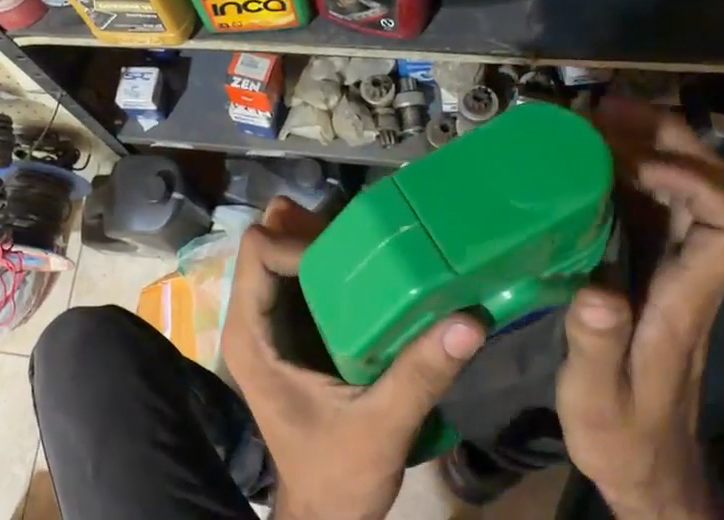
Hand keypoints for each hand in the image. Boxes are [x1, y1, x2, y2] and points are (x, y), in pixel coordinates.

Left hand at [222, 198, 486, 519]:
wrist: (326, 517)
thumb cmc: (339, 475)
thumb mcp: (382, 426)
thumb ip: (420, 374)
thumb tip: (470, 319)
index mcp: (253, 337)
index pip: (258, 254)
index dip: (298, 243)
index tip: (351, 258)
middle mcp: (254, 322)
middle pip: (268, 247)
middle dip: (314, 233)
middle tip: (369, 233)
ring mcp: (273, 327)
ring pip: (286, 259)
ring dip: (324, 245)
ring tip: (375, 241)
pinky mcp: (296, 335)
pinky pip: (306, 282)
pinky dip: (333, 268)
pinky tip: (372, 268)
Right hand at [558, 98, 723, 518]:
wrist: (645, 463)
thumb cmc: (622, 433)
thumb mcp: (597, 399)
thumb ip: (597, 347)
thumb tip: (597, 293)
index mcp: (689, 297)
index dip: (699, 184)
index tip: (637, 167)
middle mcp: (690, 270)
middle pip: (715, 188)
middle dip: (670, 140)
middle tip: (609, 111)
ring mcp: (671, 265)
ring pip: (684, 187)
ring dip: (646, 143)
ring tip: (593, 116)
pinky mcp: (646, 266)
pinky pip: (648, 203)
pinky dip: (622, 168)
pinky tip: (585, 156)